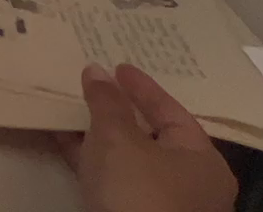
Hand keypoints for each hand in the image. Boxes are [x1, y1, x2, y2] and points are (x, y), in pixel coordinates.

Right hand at [55, 64, 236, 211]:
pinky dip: (88, 152)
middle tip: (93, 82)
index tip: (117, 65)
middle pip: (152, 133)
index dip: (144, 88)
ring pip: (128, 153)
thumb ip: (106, 101)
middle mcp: (190, 179)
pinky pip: (111, 171)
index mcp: (201, 160)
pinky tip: (61, 136)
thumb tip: (96, 70)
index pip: (173, 113)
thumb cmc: (139, 188)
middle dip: (119, 108)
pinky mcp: (133, 210)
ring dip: (98, 129)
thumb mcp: (117, 137)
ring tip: (69, 104)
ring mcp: (163, 199)